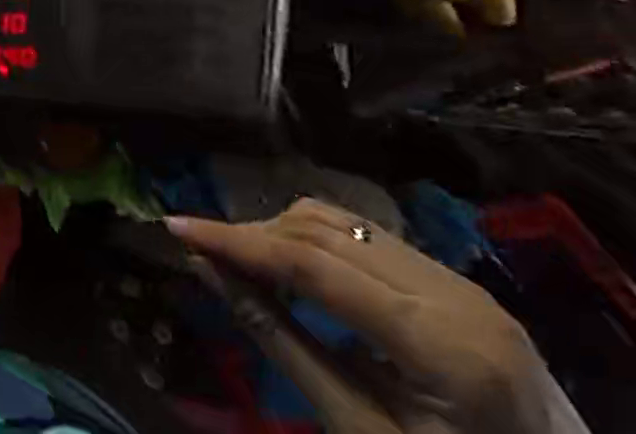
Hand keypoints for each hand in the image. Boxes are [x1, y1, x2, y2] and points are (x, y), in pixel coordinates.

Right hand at [170, 200, 582, 433]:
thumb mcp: (357, 426)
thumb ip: (279, 340)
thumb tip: (204, 269)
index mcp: (445, 348)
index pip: (314, 267)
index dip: (236, 242)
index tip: (174, 226)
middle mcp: (458, 297)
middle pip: (323, 235)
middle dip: (251, 235)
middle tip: (198, 246)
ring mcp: (462, 282)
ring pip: (339, 222)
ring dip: (278, 231)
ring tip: (242, 259)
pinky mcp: (454, 280)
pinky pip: (363, 235)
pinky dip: (312, 239)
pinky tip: (290, 265)